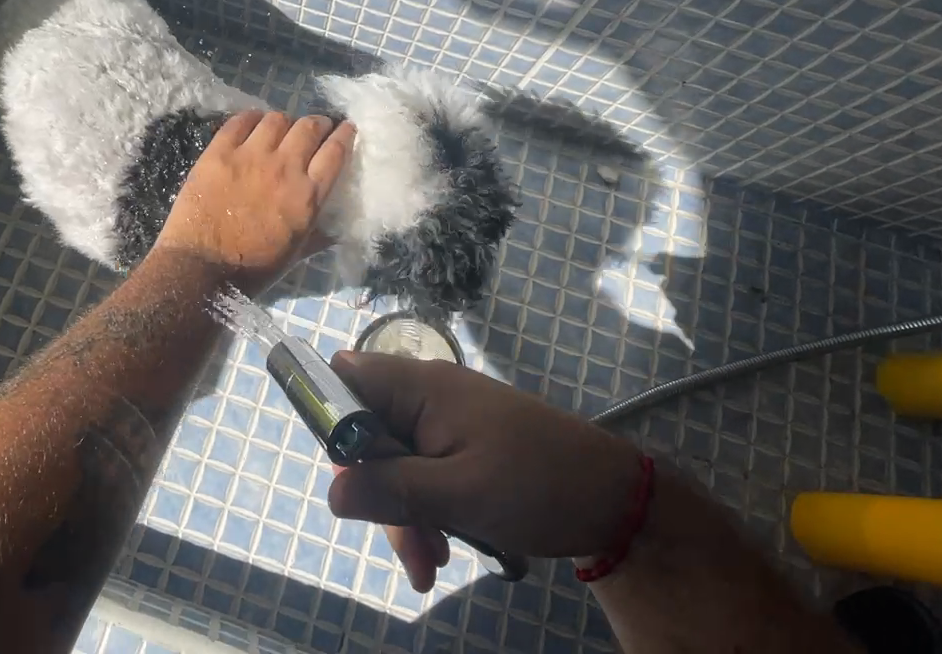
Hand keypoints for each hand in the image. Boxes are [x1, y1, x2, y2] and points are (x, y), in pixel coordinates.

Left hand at [152, 111, 355, 295]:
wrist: (201, 268)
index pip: (336, 152)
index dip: (344, 135)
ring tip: (281, 129)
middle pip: (310, 127)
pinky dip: (252, 118)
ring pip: (277, 119)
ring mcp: (250, 156)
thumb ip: (319, 237)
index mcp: (308, 196)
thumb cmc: (253, 269)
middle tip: (316, 127)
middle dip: (318, 123)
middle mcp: (284, 168)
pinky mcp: (219, 152)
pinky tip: (252, 125)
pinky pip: (241, 121)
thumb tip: (339, 230)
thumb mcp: (296, 256)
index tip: (345, 129)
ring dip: (285, 122)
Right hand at [326, 351, 643, 591]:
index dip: (328, 415)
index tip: (344, 472)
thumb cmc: (536, 484)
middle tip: (404, 546)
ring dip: (403, 514)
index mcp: (421, 387)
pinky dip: (425, 510)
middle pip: (368, 433)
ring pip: (395, 462)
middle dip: (375, 491)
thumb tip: (331, 493)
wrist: (613, 498)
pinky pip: (423, 473)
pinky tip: (442, 551)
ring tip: (429, 565)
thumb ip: (391, 490)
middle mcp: (427, 395)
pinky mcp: (463, 446)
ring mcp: (446, 421)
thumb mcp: (458, 494)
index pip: (347, 376)